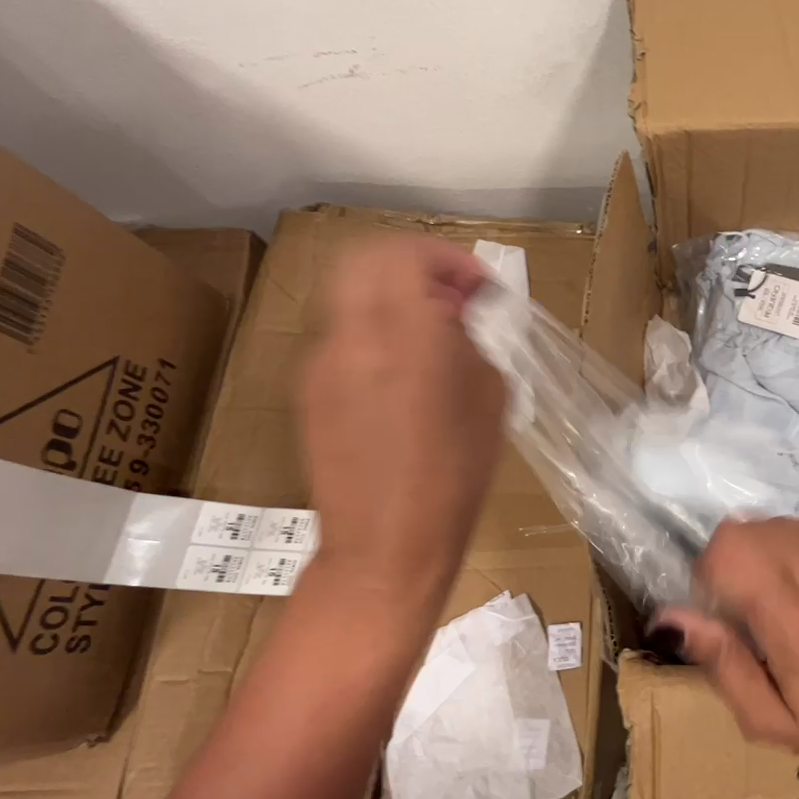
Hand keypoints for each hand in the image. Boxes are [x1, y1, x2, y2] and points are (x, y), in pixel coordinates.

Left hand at [297, 236, 507, 596]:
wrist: (388, 544)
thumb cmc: (457, 474)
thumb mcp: (489, 395)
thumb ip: (470, 339)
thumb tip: (457, 313)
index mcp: (406, 333)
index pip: (408, 254)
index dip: (448, 259)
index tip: (478, 288)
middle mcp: (353, 336)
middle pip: (368, 260)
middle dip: (415, 266)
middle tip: (452, 297)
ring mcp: (322, 363)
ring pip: (352, 297)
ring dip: (393, 298)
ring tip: (432, 335)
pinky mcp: (309, 391)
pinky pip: (344, 338)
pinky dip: (376, 333)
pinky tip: (404, 374)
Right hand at [651, 518, 798, 783]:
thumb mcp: (768, 717)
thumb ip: (719, 661)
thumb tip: (668, 617)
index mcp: (791, 613)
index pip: (725, 550)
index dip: (706, 577)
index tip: (719, 614)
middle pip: (741, 529)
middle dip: (725, 564)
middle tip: (742, 611)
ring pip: (769, 523)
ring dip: (755, 553)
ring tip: (772, 600)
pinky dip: (785, 548)